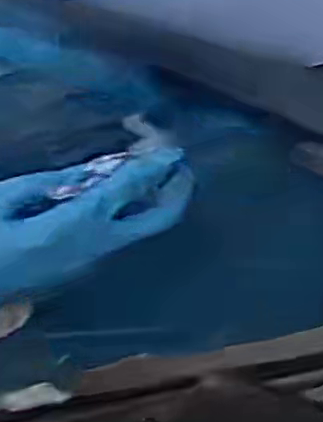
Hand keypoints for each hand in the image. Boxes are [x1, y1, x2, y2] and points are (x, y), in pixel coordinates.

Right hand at [0, 148, 192, 298]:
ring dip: (160, 201)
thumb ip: (44, 184)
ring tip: (158, 177)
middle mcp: (93, 247)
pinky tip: (126, 199)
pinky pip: (126, 236)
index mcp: (66, 228)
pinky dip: (136, 214)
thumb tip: (93, 171)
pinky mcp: (86, 270)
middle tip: (177, 166)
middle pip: (161, 217)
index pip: (121, 192)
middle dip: (179, 189)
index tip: (171, 152)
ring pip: (149, 228)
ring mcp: (94, 263)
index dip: (149, 169)